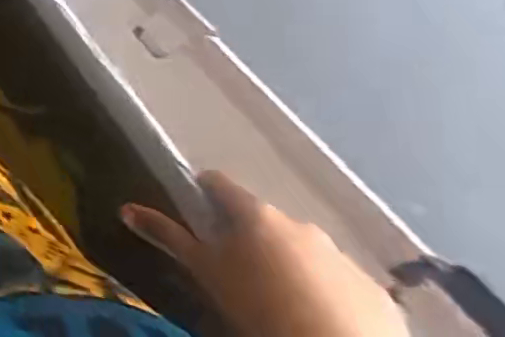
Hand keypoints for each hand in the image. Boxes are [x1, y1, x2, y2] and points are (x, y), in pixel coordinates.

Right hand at [121, 171, 408, 336]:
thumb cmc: (259, 307)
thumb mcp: (205, 273)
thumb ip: (167, 236)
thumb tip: (125, 208)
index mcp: (253, 213)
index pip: (218, 183)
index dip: (205, 194)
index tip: (199, 213)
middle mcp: (298, 223)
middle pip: (264, 220)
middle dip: (251, 238)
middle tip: (239, 270)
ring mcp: (343, 257)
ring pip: (306, 252)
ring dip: (292, 265)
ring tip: (283, 302)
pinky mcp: (379, 294)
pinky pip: (344, 284)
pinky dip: (329, 295)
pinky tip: (321, 321)